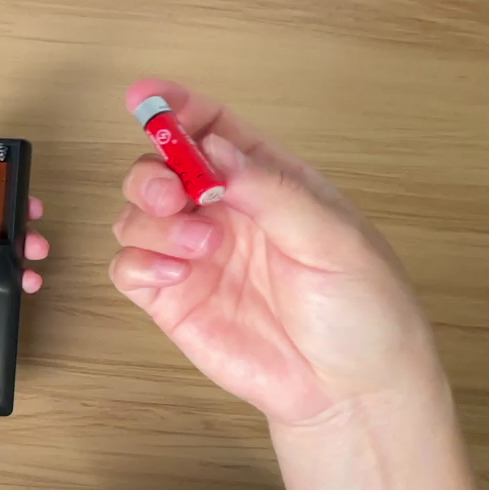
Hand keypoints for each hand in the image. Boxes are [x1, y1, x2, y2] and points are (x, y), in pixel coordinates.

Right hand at [108, 80, 438, 426]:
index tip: (145, 98)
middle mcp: (221, 214)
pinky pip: (126, 266)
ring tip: (197, 250)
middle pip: (155, 170)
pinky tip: (176, 279)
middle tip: (172, 195)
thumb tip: (213, 148)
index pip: (211, 129)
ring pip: (131, 216)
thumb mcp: (335, 240)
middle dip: (150, 176)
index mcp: (266, 183)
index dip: (176, 108)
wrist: (344, 391)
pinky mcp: (168, 297)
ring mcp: (190, 256)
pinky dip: (139, 265)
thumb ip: (273, 190)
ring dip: (151, 225)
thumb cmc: (362, 310)